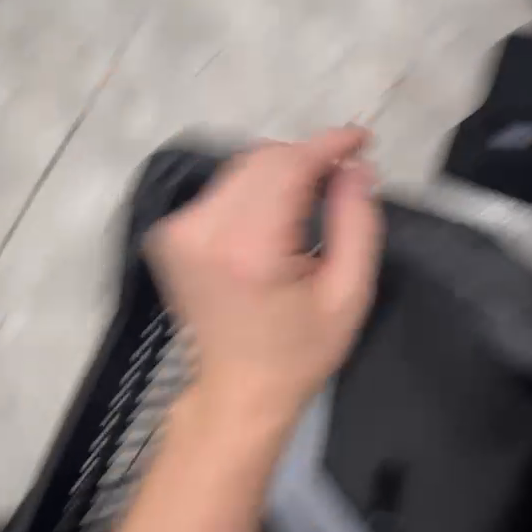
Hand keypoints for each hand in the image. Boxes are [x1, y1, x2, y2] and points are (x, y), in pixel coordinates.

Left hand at [146, 128, 382, 431]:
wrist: (239, 392)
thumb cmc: (300, 353)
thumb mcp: (350, 296)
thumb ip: (357, 226)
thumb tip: (357, 169)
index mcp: (249, 250)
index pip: (287, 167)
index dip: (327, 145)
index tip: (361, 139)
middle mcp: (202, 230)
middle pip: (261, 161)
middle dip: (307, 158)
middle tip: (346, 172)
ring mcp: (178, 231)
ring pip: (240, 171)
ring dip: (282, 172)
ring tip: (318, 192)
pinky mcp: (170, 235)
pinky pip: (223, 191)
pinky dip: (257, 191)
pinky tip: (281, 213)